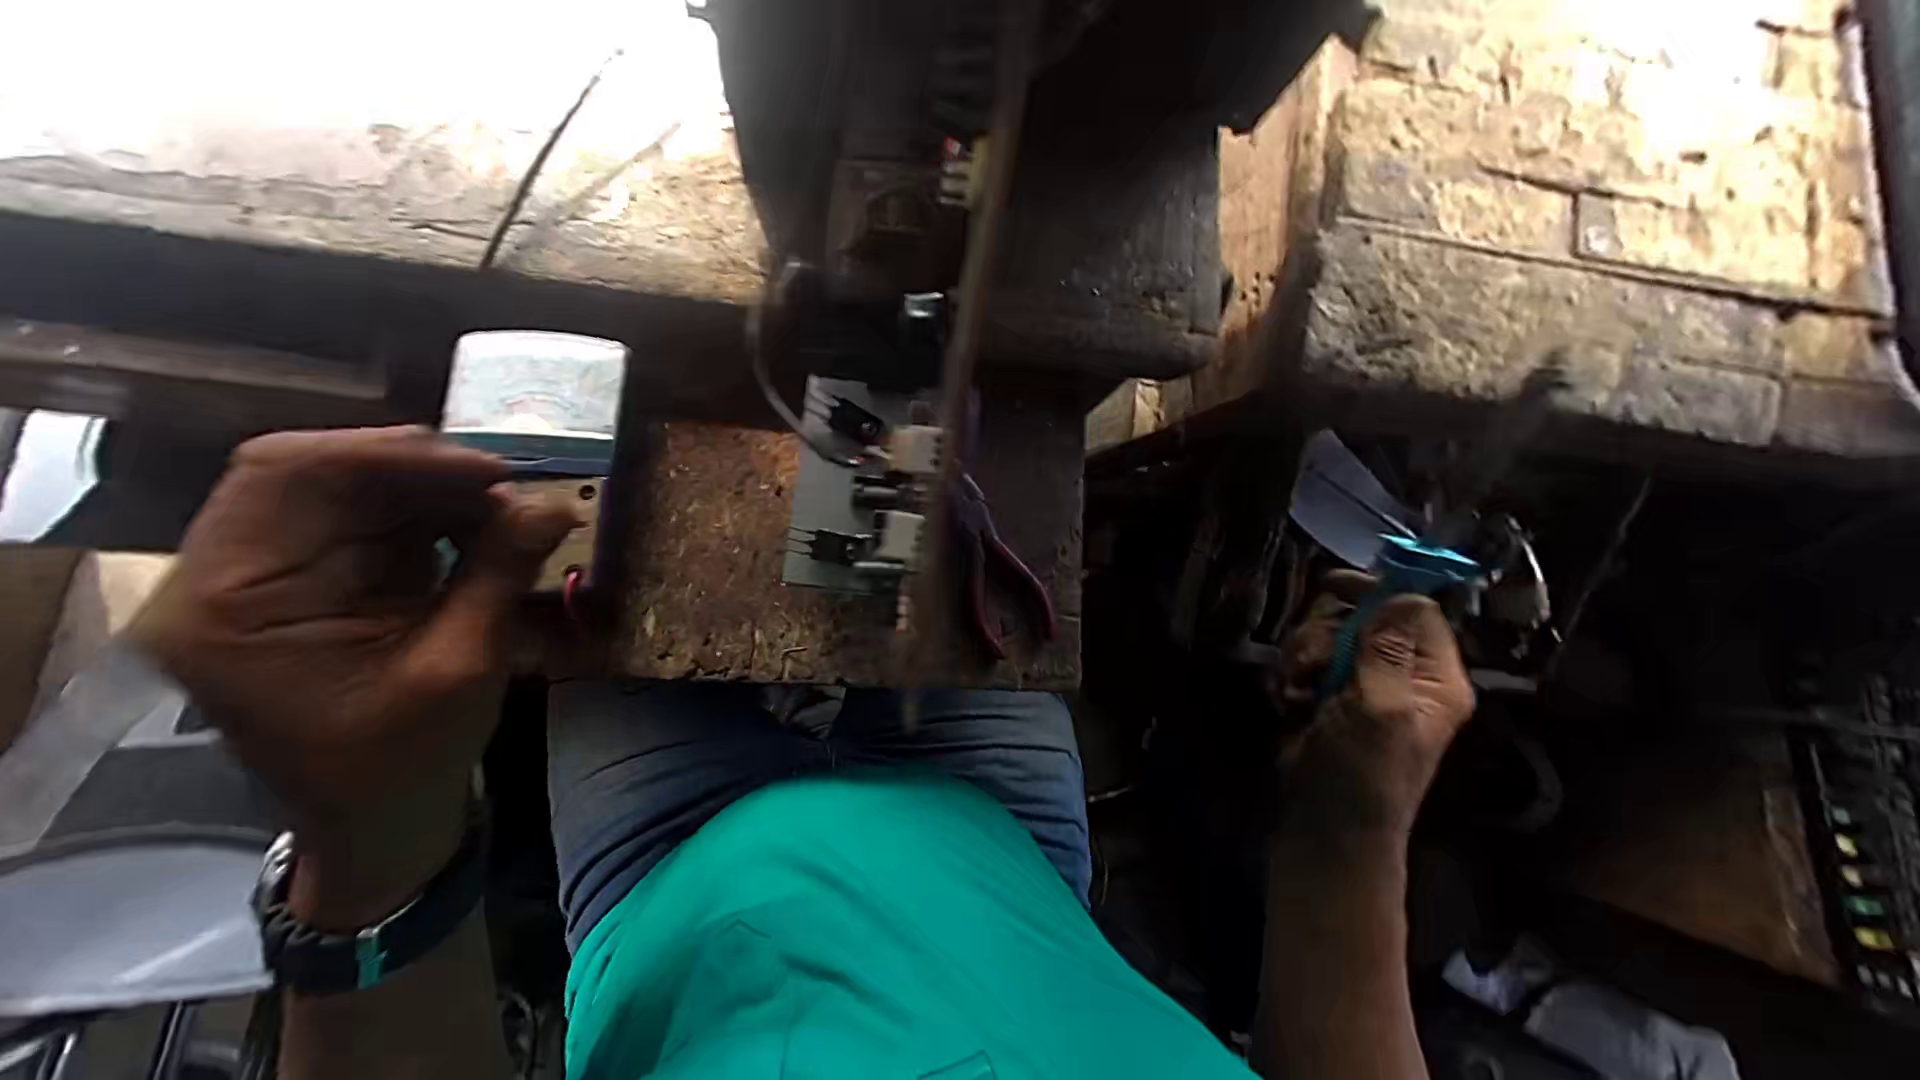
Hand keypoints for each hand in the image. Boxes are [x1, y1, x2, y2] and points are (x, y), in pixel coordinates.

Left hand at [131, 427, 577, 920]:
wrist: (379, 816)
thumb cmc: (405, 758)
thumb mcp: (462, 663)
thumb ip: (502, 572)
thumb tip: (560, 504)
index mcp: (231, 602)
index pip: (287, 476)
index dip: (394, 455)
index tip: (492, 471)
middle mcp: (233, 575)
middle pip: (318, 475)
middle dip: (426, 473)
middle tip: (512, 488)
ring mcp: (272, 577)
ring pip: (352, 492)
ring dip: (438, 493)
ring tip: (511, 510)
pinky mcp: (316, 582)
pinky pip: (373, 522)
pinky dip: (436, 516)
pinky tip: (487, 527)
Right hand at [1279, 572, 1474, 835]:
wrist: (1325, 820)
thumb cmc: (1364, 771)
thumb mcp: (1382, 709)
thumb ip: (1389, 651)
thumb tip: (1402, 595)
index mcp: (1434, 674)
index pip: (1416, 609)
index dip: (1380, 592)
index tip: (1336, 587)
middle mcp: (1399, 670)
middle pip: (1360, 615)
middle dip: (1326, 633)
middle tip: (1315, 662)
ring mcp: (1359, 680)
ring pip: (1323, 634)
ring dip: (1302, 656)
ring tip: (1299, 690)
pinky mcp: (1323, 690)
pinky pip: (1300, 657)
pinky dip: (1289, 674)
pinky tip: (1290, 700)